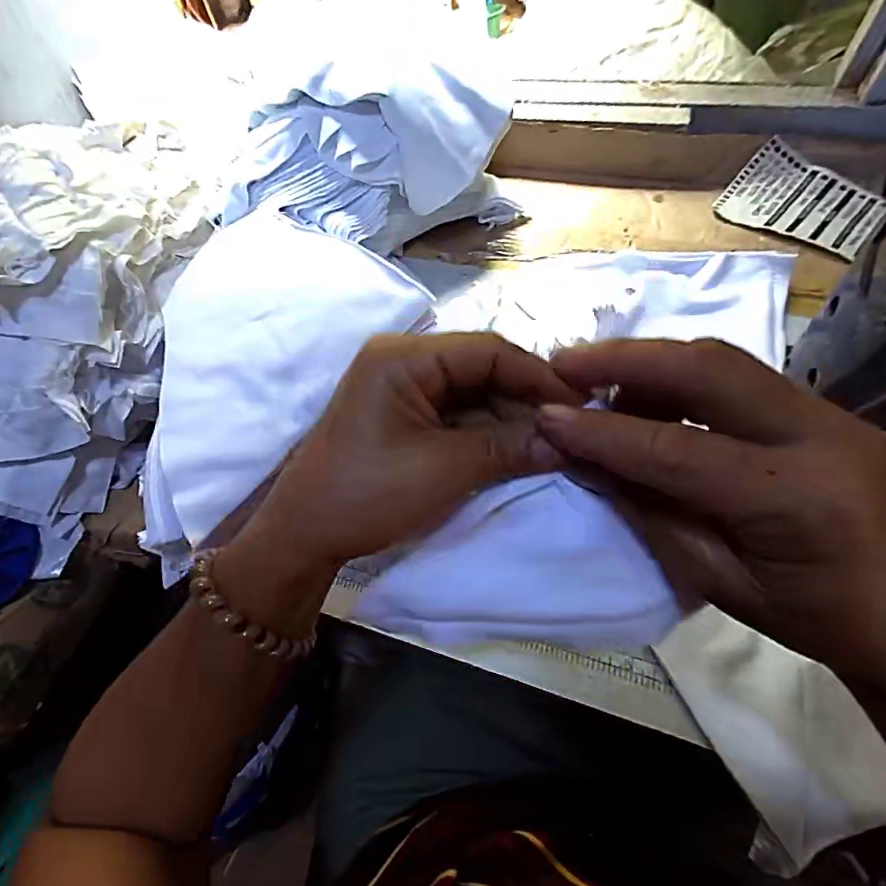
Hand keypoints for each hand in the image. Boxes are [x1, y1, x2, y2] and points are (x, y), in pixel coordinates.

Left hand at [242, 333, 582, 571]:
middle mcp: (402, 360)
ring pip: (473, 393)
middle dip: (526, 400)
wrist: (305, 535)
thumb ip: (509, 448)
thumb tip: (569, 440)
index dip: (538, 376)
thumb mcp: (445, 470)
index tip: (580, 405)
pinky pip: (456, 414)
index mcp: (403, 357)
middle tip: (571, 430)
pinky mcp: (403, 416)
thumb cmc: (368, 494)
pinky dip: (487, 432)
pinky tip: (518, 450)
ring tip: (552, 444)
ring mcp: (401, 388)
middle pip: (482, 368)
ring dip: (510, 418)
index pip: (488, 350)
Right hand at [535, 339, 885, 682]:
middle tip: (566, 362)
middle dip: (628, 360)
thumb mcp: (713, 579)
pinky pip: (741, 376)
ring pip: (726, 360)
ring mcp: (831, 412)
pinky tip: (648, 394)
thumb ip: (650, 510)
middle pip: (710, 371)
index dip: (606, 432)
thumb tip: (589, 459)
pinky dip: (683, 377)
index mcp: (796, 498)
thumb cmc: (805, 613)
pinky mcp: (825, 406)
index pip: (679, 450)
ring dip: (653, 362)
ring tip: (597, 378)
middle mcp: (822, 437)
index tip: (548, 414)